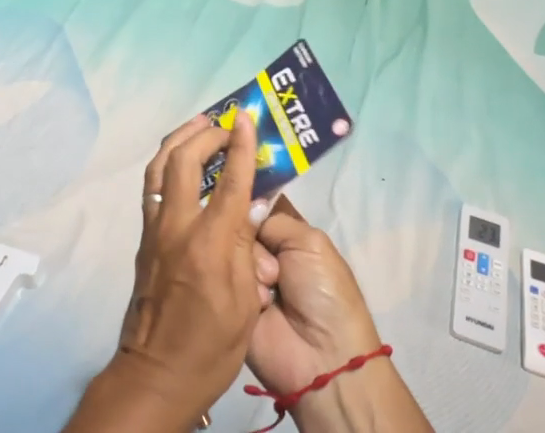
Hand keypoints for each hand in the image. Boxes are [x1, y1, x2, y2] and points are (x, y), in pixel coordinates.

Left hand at [70, 114, 274, 430]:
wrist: (155, 374)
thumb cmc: (211, 347)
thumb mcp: (244, 304)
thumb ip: (246, 249)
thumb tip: (250, 207)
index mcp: (209, 244)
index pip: (231, 181)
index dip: (241, 145)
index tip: (248, 119)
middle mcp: (177, 227)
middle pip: (184, 160)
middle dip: (205, 133)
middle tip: (224, 122)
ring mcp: (154, 231)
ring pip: (159, 168)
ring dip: (179, 140)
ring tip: (198, 126)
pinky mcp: (144, 240)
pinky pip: (154, 187)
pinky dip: (168, 163)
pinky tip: (181, 163)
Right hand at [246, 199, 382, 394]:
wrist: (320, 355)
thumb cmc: (324, 292)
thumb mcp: (310, 242)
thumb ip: (273, 219)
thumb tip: (245, 210)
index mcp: (285, 233)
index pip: (255, 203)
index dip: (245, 196)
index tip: (235, 188)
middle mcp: (262, 250)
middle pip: (237, 224)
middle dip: (250, 236)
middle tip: (275, 267)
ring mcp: (244, 276)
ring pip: (228, 248)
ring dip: (252, 265)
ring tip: (271, 290)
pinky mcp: (229, 301)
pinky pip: (220, 278)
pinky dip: (238, 285)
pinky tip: (258, 304)